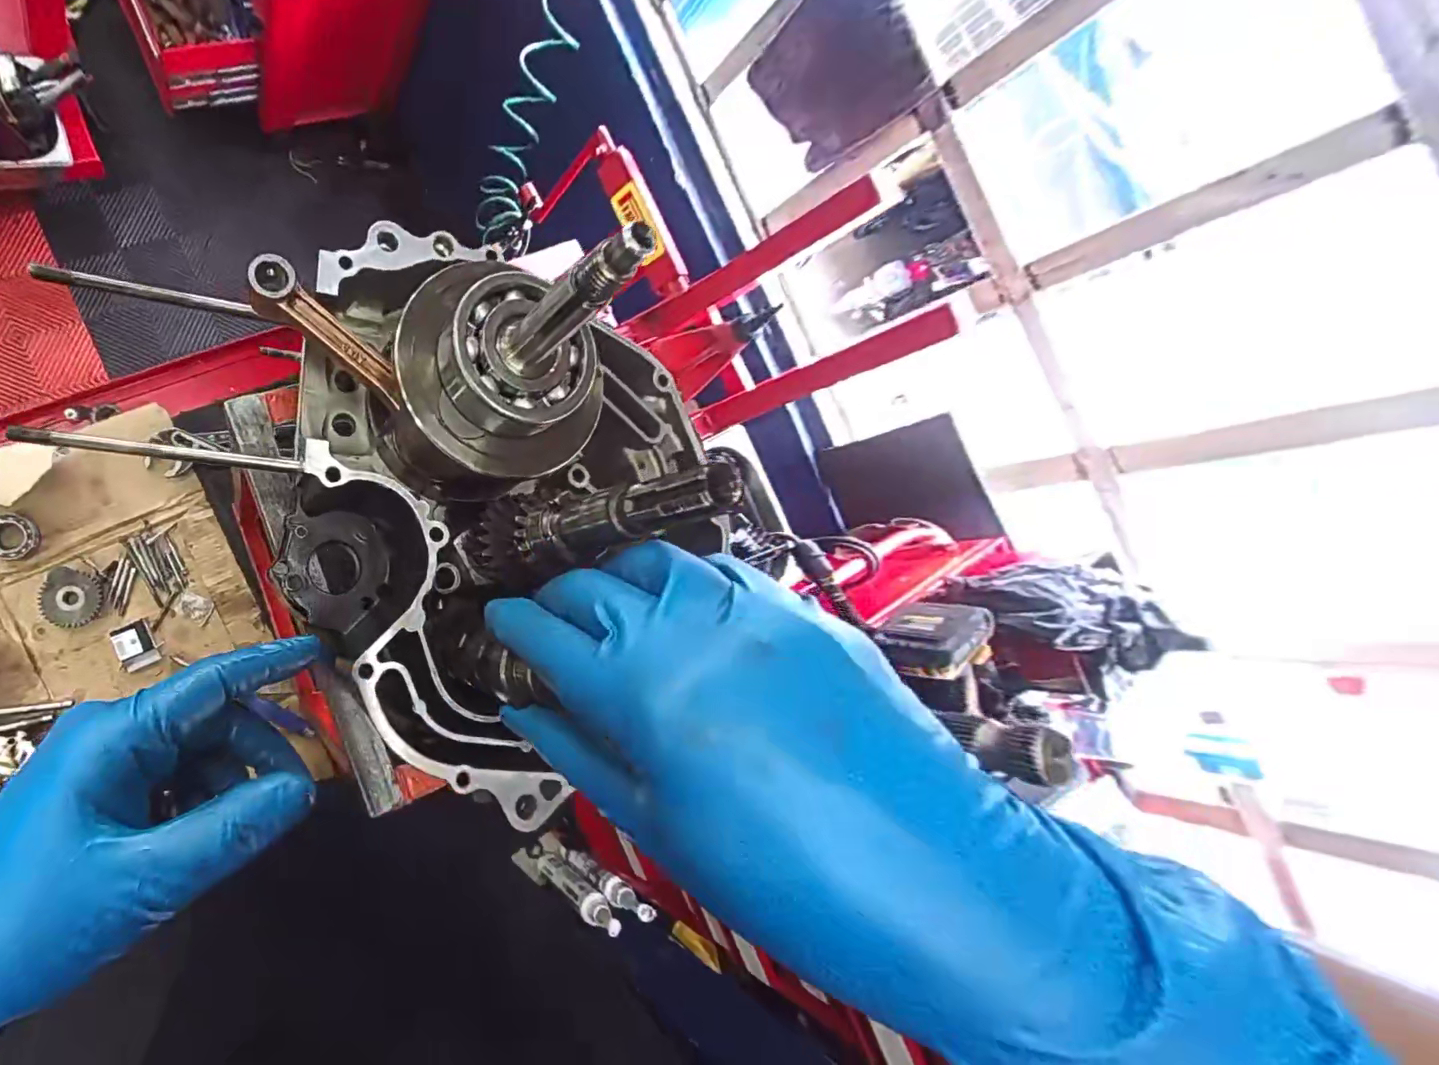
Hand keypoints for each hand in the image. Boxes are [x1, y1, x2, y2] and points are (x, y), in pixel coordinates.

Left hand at [0, 637, 324, 1063]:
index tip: (317, 653)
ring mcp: (105, 764)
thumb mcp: (143, 878)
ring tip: (241, 831)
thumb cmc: (26, 923)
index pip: (211, 682)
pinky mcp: (102, 793)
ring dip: (230, 785)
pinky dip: (203, 803)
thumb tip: (300, 791)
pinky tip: (203, 839)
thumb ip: (231, 830)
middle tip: (293, 795)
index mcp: (113, 735)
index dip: (271, 663)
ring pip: (197, 755)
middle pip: (212, 723)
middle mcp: (111, 735)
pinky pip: (174, 781)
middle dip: (259, 753)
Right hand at [487, 543, 1380, 1064]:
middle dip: (553, 597)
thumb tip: (528, 708)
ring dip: (615, 576)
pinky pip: (722, 569)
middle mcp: (687, 630)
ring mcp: (750, 609)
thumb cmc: (780, 876)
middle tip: (544, 619)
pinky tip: (682, 606)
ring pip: (654, 560)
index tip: (495, 620)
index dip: (510, 623)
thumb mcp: (659, 827)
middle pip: (591, 585)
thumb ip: (583, 752)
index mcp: (640, 692)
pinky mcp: (800, 609)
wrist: (942, 879)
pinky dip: (684, 579)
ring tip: (607, 604)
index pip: (547, 634)